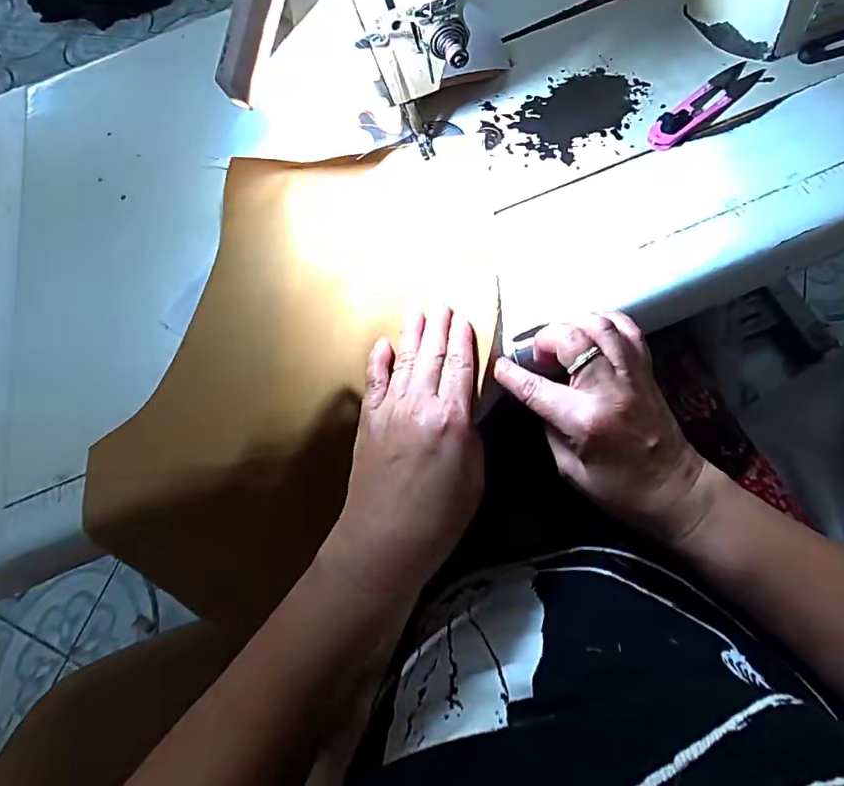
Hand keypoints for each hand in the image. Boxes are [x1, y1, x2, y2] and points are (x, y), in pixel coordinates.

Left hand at [321, 306, 483, 599]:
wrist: (384, 540)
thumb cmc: (441, 516)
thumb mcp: (474, 475)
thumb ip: (470, 433)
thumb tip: (463, 410)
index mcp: (451, 418)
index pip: (460, 366)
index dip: (463, 340)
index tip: (465, 317)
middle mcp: (419, 405)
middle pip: (432, 356)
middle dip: (439, 326)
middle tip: (442, 302)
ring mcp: (389, 410)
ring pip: (405, 361)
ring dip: (412, 332)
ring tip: (418, 309)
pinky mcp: (368, 421)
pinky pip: (375, 382)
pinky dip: (379, 360)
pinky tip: (384, 344)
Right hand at [492, 312, 720, 542]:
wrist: (675, 489)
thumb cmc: (619, 489)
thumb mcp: (569, 468)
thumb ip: (549, 426)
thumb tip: (536, 395)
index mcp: (585, 420)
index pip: (537, 387)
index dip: (512, 374)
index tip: (500, 365)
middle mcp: (609, 389)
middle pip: (572, 339)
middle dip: (545, 338)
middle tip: (537, 354)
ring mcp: (632, 374)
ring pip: (600, 325)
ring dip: (573, 325)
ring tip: (562, 341)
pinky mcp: (646, 369)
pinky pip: (626, 329)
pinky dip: (605, 322)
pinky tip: (591, 332)